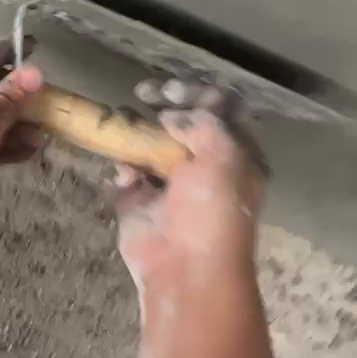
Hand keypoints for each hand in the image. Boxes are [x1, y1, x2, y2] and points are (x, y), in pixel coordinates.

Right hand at [113, 83, 267, 285]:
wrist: (185, 267)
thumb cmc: (213, 211)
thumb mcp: (222, 156)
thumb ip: (201, 123)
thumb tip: (173, 114)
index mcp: (235, 155)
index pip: (221, 110)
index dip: (201, 93)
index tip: (177, 90)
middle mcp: (203, 166)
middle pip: (182, 123)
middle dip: (164, 105)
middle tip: (144, 93)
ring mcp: (167, 185)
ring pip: (150, 145)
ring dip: (137, 132)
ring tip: (123, 121)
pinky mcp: (136, 203)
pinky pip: (125, 175)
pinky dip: (121, 168)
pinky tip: (124, 171)